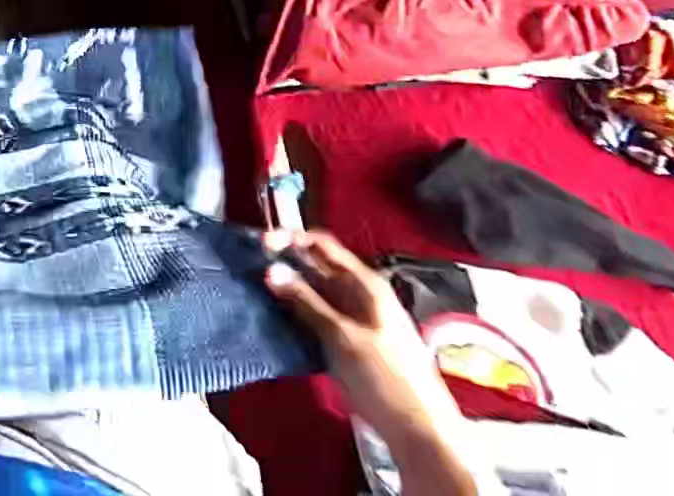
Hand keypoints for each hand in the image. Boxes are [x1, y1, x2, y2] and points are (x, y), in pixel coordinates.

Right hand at [262, 231, 463, 440]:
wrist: (422, 435)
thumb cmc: (387, 378)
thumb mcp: (343, 337)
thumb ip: (306, 302)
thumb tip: (271, 269)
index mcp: (364, 284)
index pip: (322, 245)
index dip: (292, 239)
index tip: (262, 244)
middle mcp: (357, 294)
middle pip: (315, 266)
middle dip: (285, 263)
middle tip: (251, 266)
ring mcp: (351, 318)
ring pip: (312, 292)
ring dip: (286, 289)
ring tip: (256, 289)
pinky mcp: (344, 340)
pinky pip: (314, 315)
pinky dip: (294, 312)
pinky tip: (274, 316)